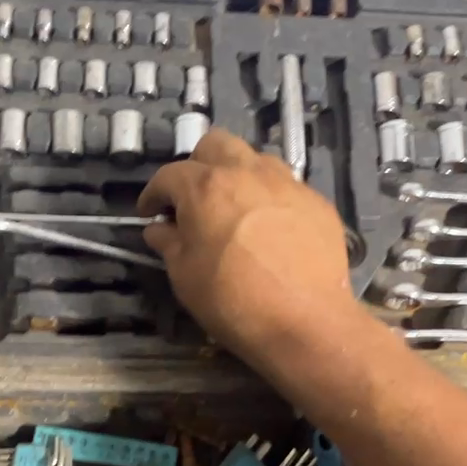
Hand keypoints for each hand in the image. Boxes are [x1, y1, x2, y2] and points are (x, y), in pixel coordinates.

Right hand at [137, 130, 359, 359]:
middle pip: (215, 145)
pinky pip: (286, 187)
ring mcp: (286, 183)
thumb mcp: (185, 277)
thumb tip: (159, 230)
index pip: (169, 175)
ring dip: (237, 175)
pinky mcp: (316, 201)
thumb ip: (169, 244)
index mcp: (205, 187)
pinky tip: (269, 228)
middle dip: (198, 166)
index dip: (153, 194)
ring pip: (255, 159)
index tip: (149, 213)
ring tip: (234, 208)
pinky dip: (269, 199)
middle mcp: (246, 172)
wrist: (305, 320)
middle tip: (193, 199)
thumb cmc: (232, 300)